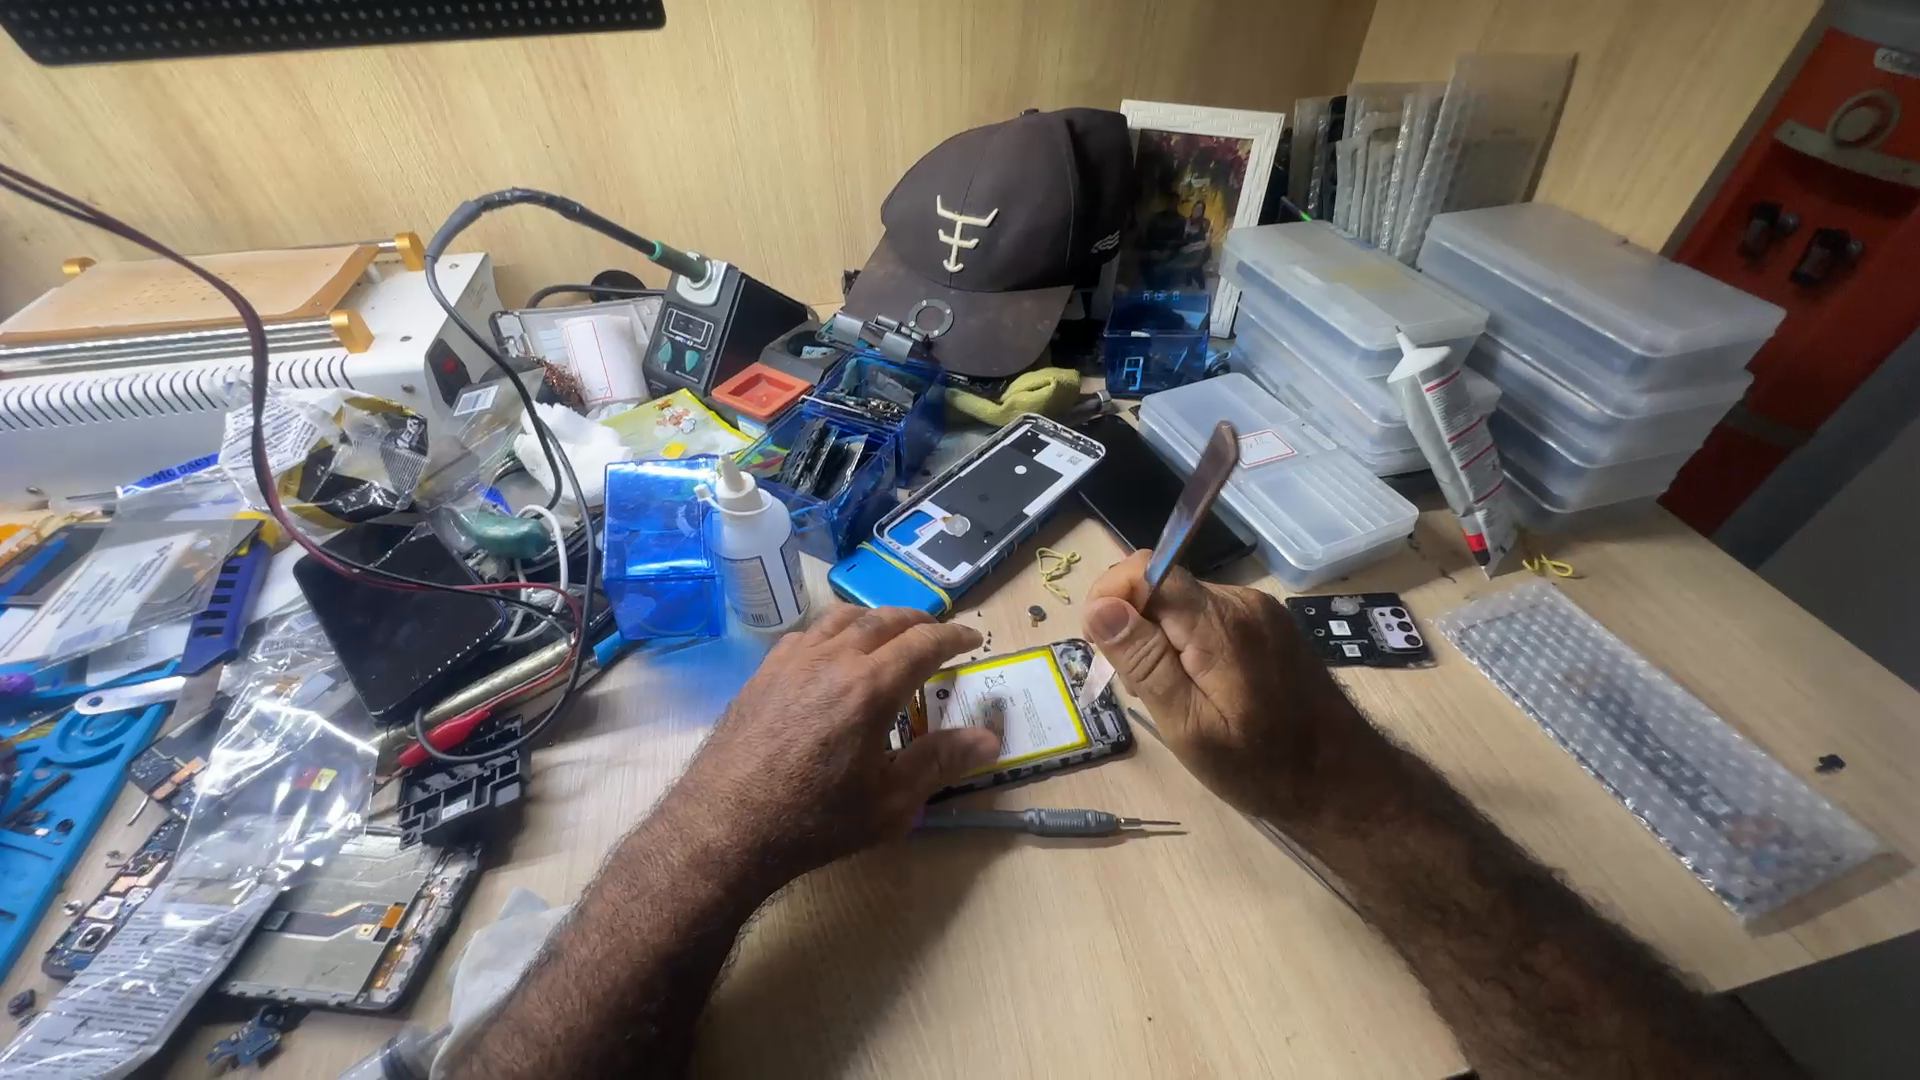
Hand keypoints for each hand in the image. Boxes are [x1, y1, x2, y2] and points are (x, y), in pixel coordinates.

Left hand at [671, 604, 1002, 885]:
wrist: (724, 827)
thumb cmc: (813, 820)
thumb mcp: (889, 802)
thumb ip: (941, 762)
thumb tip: (991, 738)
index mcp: (871, 686)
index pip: (924, 643)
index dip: (954, 636)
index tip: (972, 638)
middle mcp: (834, 658)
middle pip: (885, 619)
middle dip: (919, 621)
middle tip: (936, 634)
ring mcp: (794, 660)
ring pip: (843, 617)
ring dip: (876, 618)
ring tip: (889, 633)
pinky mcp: (765, 671)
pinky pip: (807, 633)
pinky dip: (834, 632)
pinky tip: (832, 654)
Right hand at [1081, 551, 1371, 820]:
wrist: (1344, 785)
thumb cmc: (1260, 767)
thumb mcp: (1187, 725)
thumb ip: (1143, 661)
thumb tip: (1098, 607)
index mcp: (1221, 623)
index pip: (1147, 569)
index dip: (1112, 596)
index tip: (1106, 648)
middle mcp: (1242, 601)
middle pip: (1161, 586)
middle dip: (1134, 628)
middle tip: (1144, 689)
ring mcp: (1259, 610)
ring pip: (1180, 604)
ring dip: (1160, 641)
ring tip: (1175, 696)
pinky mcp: (1267, 624)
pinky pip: (1205, 617)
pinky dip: (1187, 645)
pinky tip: (1200, 687)